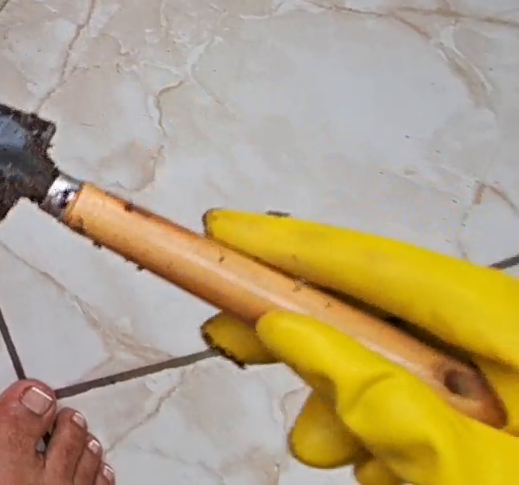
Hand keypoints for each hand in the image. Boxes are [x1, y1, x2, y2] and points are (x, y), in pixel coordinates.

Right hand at [198, 212, 518, 484]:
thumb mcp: (472, 484)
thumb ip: (380, 404)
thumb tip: (284, 328)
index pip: (401, 272)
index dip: (300, 246)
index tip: (220, 231)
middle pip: (403, 313)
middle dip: (310, 329)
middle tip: (229, 335)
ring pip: (420, 362)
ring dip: (348, 392)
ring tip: (317, 448)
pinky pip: (452, 402)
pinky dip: (395, 423)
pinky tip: (375, 466)